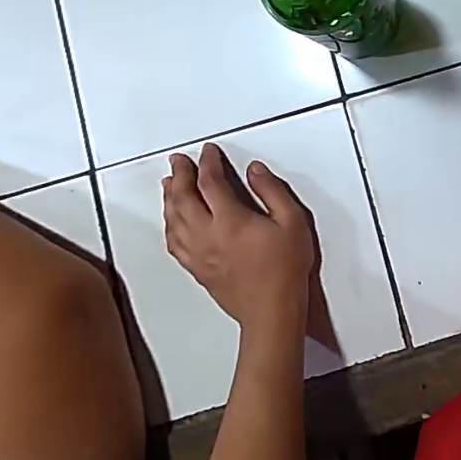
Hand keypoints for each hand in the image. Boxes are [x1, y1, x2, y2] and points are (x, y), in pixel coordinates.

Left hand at [164, 144, 318, 339]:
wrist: (272, 308)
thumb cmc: (286, 265)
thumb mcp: (292, 220)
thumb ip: (271, 191)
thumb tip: (254, 171)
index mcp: (230, 220)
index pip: (210, 183)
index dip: (207, 163)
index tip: (208, 151)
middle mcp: (207, 235)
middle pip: (183, 199)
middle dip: (180, 176)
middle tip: (178, 160)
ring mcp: (198, 254)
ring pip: (173, 220)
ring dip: (169, 198)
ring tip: (169, 183)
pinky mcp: (196, 269)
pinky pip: (173, 242)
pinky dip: (168, 224)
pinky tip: (171, 219)